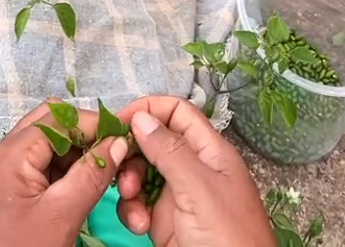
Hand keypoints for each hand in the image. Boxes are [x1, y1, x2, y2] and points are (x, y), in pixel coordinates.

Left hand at [0, 102, 130, 246]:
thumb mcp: (61, 216)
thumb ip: (92, 175)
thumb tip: (119, 142)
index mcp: (11, 153)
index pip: (59, 118)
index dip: (94, 124)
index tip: (124, 137)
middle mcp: (4, 152)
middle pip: (52, 122)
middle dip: (84, 133)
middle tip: (112, 152)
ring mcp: (5, 170)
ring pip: (48, 141)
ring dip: (77, 150)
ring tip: (103, 170)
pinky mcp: (10, 188)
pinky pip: (42, 162)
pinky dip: (65, 167)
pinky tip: (84, 183)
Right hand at [114, 95, 272, 246]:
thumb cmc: (227, 236)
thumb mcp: (199, 189)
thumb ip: (170, 151)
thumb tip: (141, 116)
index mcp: (209, 151)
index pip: (177, 113)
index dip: (149, 109)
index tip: (120, 121)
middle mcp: (193, 169)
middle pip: (154, 142)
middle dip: (133, 152)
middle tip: (117, 166)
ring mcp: (178, 197)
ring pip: (143, 173)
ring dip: (130, 183)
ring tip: (131, 200)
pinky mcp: (164, 223)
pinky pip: (140, 204)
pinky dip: (133, 211)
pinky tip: (138, 225)